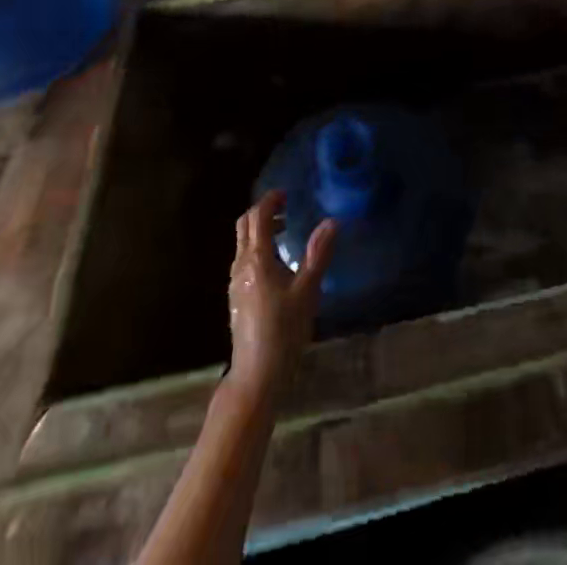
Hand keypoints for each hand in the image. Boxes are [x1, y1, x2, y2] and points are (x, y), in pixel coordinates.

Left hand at [228, 191, 336, 392]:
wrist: (256, 372)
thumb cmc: (284, 330)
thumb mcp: (308, 291)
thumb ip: (318, 254)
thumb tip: (331, 222)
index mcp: (257, 259)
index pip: (258, 217)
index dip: (270, 201)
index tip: (286, 194)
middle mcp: (241, 265)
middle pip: (244, 226)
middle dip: (262, 212)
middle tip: (286, 209)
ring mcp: (235, 282)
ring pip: (242, 244)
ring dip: (260, 231)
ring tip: (286, 233)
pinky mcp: (236, 297)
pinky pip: (244, 260)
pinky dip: (258, 249)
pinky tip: (278, 265)